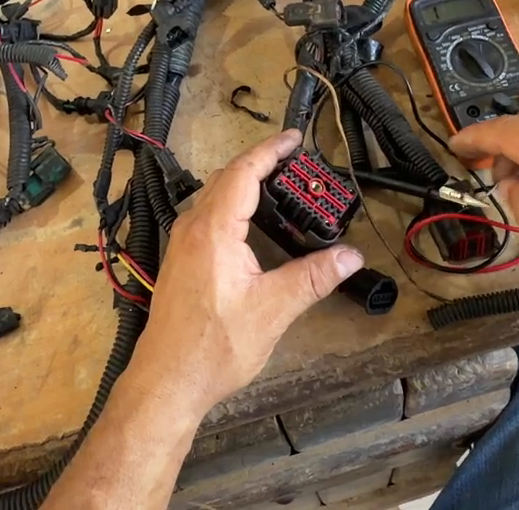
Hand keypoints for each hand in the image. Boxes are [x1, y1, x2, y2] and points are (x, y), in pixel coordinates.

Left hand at [125, 131, 363, 414]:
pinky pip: (207, 212)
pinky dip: (231, 200)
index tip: (295, 137)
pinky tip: (248, 218)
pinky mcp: (181, 258)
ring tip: (276, 182)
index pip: (244, 172)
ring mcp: (183, 241)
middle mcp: (194, 226)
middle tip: (294, 159)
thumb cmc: (215, 346)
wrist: (167, 380)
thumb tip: (351, 256)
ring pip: (214, 194)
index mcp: (214, 229)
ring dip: (244, 180)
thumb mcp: (273, 310)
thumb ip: (312, 278)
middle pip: (227, 177)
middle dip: (260, 162)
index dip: (270, 150)